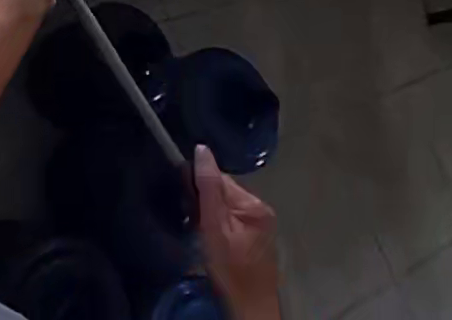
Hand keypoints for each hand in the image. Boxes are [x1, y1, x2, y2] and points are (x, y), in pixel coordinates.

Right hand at [195, 145, 280, 319]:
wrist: (249, 309)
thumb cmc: (230, 269)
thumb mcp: (213, 226)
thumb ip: (207, 186)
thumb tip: (201, 149)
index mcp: (255, 204)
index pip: (218, 178)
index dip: (199, 186)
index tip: (189, 203)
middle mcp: (261, 209)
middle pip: (221, 189)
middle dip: (204, 200)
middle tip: (195, 220)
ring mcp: (261, 223)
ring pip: (223, 203)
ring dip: (209, 212)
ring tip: (202, 230)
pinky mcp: (256, 236)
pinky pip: (229, 216)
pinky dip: (217, 222)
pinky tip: (212, 237)